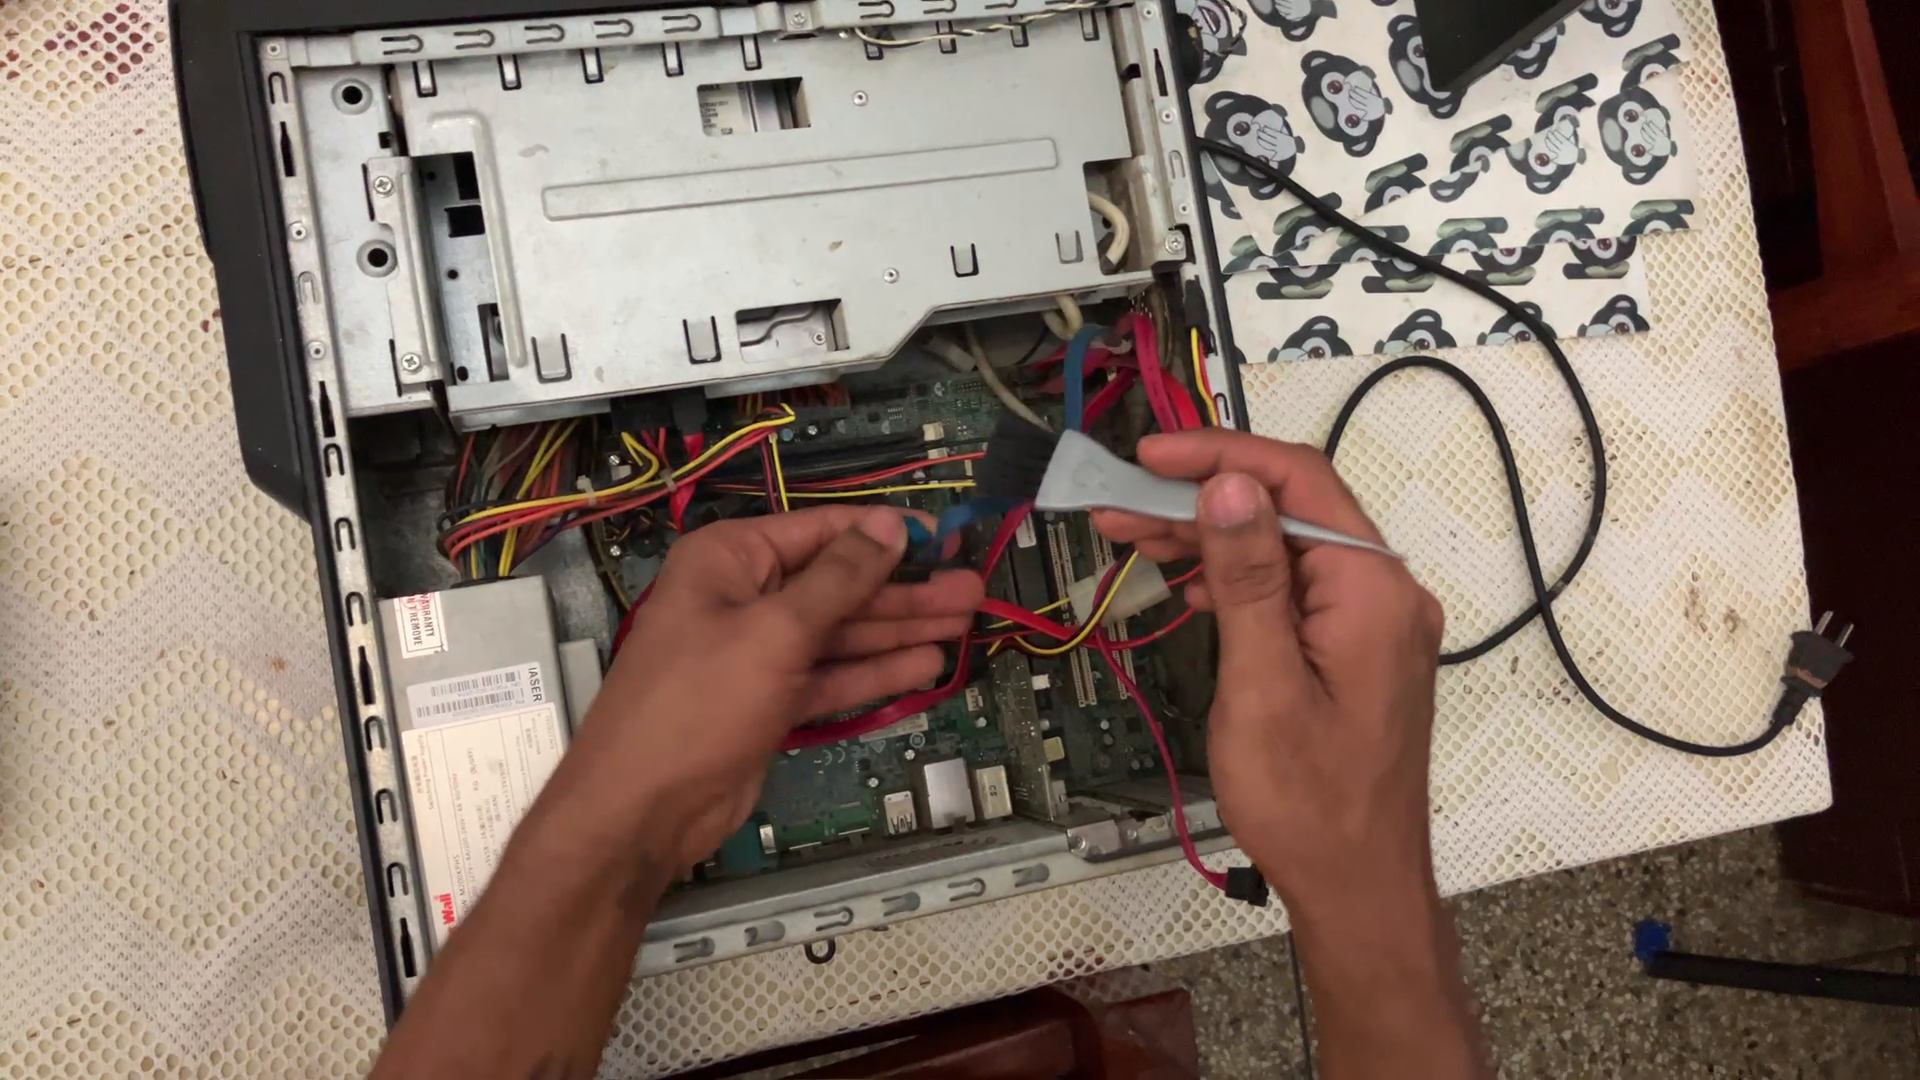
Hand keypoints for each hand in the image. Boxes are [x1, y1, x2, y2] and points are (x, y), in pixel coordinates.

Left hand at [552, 506, 984, 871]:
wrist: (642, 813)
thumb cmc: (700, 702)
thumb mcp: (776, 630)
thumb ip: (841, 577)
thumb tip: (890, 526)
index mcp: (732, 559)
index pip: (823, 530)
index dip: (886, 534)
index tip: (944, 540)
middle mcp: (747, 597)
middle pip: (840, 585)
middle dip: (905, 590)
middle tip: (970, 590)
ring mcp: (762, 651)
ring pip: (843, 632)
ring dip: (900, 630)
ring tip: (962, 623)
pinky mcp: (774, 698)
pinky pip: (833, 674)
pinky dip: (875, 672)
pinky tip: (925, 666)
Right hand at [1091, 430, 1444, 924]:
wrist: (1354, 886)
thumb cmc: (1306, 799)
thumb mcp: (1263, 684)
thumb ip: (1250, 579)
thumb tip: (1230, 486)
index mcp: (1369, 590)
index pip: (1295, 481)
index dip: (1218, 455)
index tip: (1148, 457)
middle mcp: (1377, 590)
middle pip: (1282, 509)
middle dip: (1196, 498)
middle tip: (1117, 505)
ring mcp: (1362, 618)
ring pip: (1276, 545)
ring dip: (1205, 535)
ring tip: (1131, 535)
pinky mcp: (1342, 643)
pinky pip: (1282, 584)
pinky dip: (1228, 575)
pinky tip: (1185, 583)